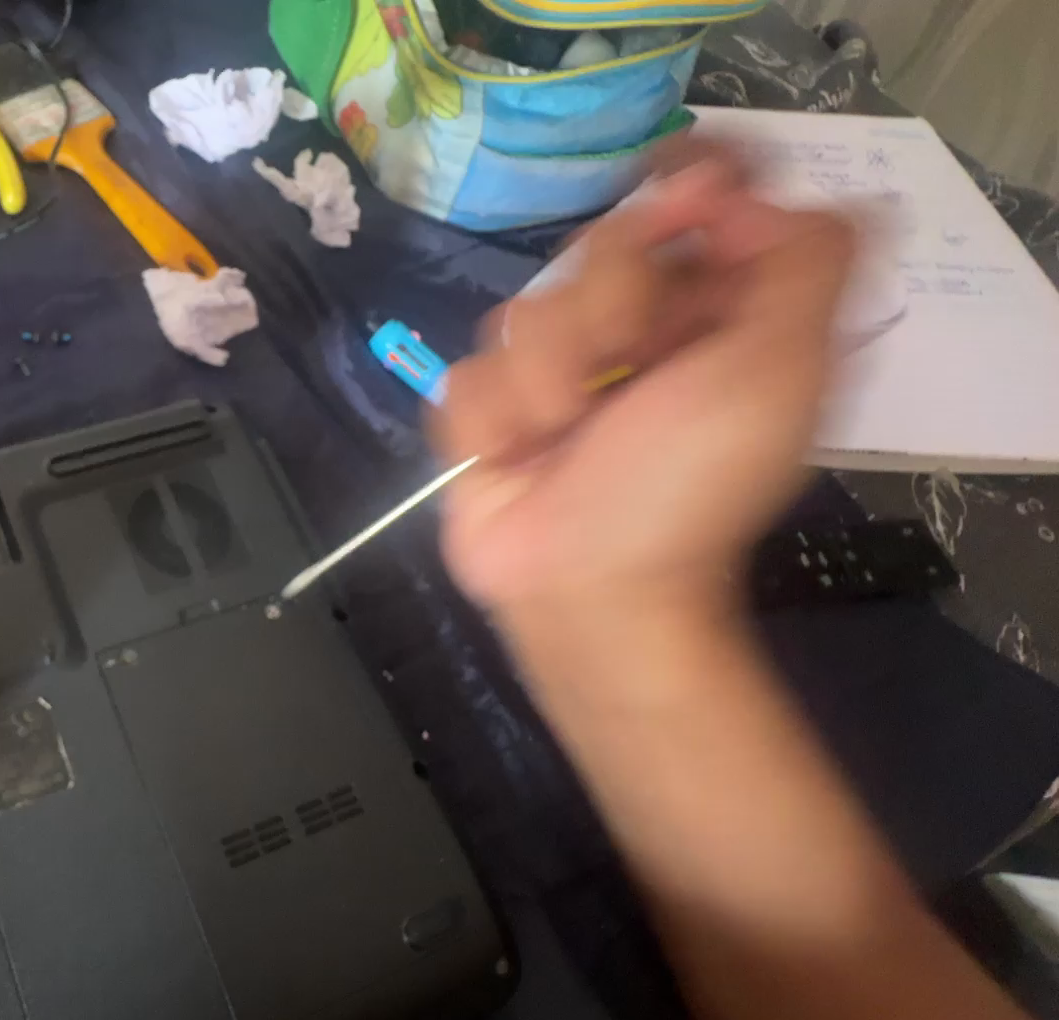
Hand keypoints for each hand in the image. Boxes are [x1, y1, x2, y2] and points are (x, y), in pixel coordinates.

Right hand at [438, 145, 858, 626]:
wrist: (584, 583)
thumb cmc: (684, 489)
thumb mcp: (779, 374)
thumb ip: (798, 262)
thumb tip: (730, 194)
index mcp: (712, 313)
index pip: (694, 204)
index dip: (682, 191)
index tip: (673, 206)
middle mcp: (629, 330)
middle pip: (594, 249)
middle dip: (601, 315)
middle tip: (621, 376)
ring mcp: (546, 370)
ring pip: (517, 313)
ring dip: (541, 383)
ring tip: (558, 440)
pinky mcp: (483, 409)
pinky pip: (466, 376)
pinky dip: (489, 422)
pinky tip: (511, 458)